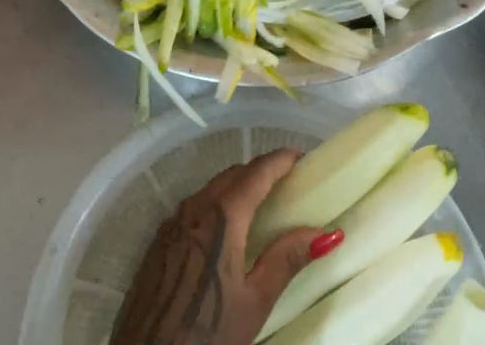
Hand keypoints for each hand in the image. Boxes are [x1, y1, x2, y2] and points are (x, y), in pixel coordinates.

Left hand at [111, 148, 344, 344]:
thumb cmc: (207, 334)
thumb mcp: (254, 302)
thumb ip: (286, 260)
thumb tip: (325, 232)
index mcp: (222, 218)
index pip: (256, 173)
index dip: (280, 160)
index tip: (303, 158)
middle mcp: (194, 209)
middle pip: (232, 175)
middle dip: (261, 171)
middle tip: (289, 184)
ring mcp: (172, 223)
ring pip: (211, 189)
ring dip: (237, 187)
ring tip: (263, 204)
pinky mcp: (159, 240)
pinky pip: (194, 207)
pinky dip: (217, 204)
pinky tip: (227, 229)